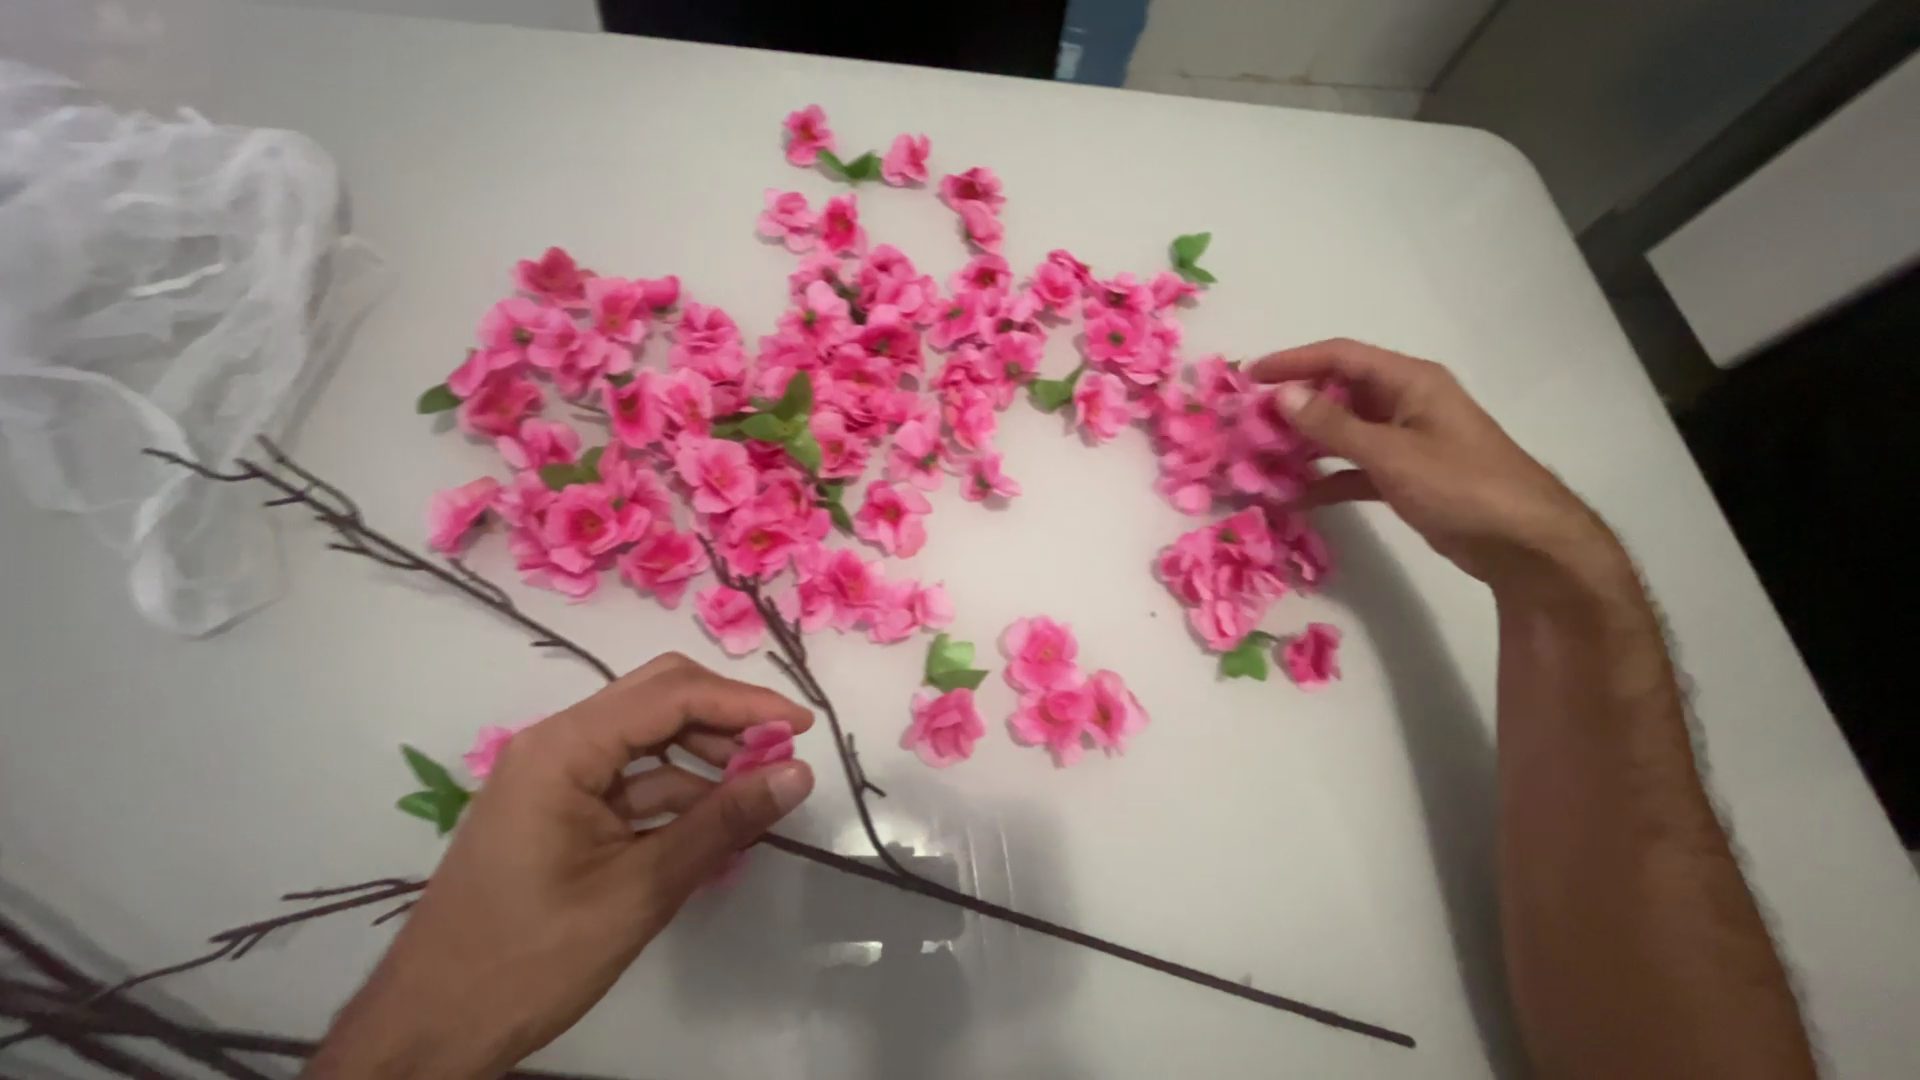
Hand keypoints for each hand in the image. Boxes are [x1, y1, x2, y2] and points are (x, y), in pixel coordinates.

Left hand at [304, 653, 815, 1079]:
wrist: (429, 1032)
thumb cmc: (529, 960)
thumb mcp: (641, 890)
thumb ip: (723, 823)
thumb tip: (798, 773)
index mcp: (563, 749)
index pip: (672, 695)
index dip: (745, 703)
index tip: (803, 726)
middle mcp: (556, 743)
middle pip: (658, 697)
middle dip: (726, 716)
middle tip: (781, 749)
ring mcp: (555, 773)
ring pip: (649, 733)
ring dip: (706, 750)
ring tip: (757, 784)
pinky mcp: (560, 804)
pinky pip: (632, 774)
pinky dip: (679, 787)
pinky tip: (715, 817)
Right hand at [1250, 339, 1624, 594]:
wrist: (1523, 542)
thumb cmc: (1461, 486)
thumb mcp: (1391, 453)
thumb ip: (1333, 426)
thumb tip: (1282, 397)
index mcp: (1410, 382)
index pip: (1341, 357)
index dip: (1293, 362)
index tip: (1249, 376)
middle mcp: (1405, 403)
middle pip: (1338, 393)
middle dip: (1293, 406)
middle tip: (1249, 423)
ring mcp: (1405, 440)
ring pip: (1342, 432)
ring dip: (1305, 443)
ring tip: (1262, 458)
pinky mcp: (1404, 475)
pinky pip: (1353, 468)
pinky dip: (1326, 478)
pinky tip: (1296, 496)